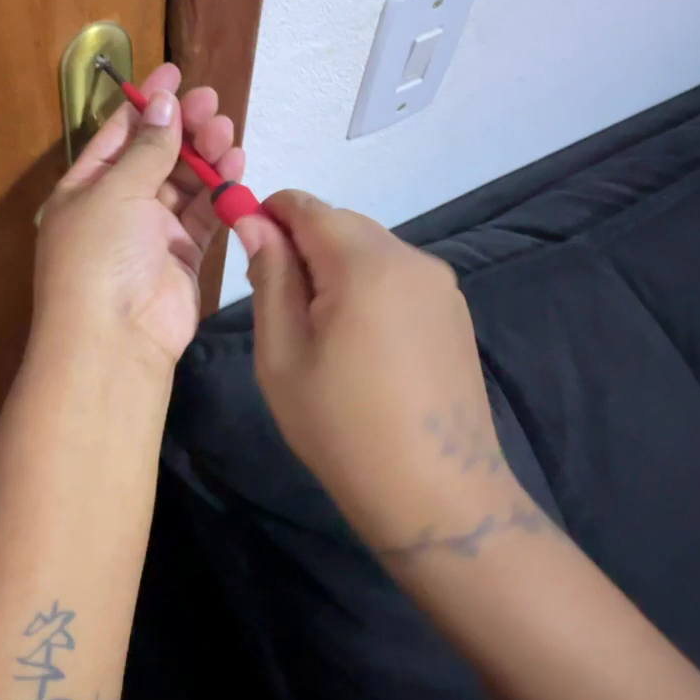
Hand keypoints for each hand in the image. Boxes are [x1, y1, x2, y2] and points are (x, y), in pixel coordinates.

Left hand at [33, 63, 244, 367]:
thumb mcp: (114, 191)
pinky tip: (236, 165)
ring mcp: (151, 231)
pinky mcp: (183, 254)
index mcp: (85, 187)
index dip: (144, 102)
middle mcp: (117, 206)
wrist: (115, 337)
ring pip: (185, 181)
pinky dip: (220, 189)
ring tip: (227, 132)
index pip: (117, 134)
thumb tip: (163, 102)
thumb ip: (146, 148)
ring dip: (205, 154)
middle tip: (212, 102)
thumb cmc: (100, 254)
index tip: (173, 71)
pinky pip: (204, 212)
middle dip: (183, 126)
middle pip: (155, 154)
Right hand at [233, 191, 525, 546]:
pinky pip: (396, 273)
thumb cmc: (340, 425)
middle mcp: (410, 258)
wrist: (436, 494)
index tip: (246, 251)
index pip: (306, 205)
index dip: (268, 214)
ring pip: (369, 246)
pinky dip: (365, 283)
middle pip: (340, 222)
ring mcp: (439, 284)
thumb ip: (269, 277)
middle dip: (300, 242)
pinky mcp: (453, 309)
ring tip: (316, 327)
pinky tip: (357, 338)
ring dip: (333, 264)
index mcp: (364, 265)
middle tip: (276, 299)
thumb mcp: (282, 353)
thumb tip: (252, 222)